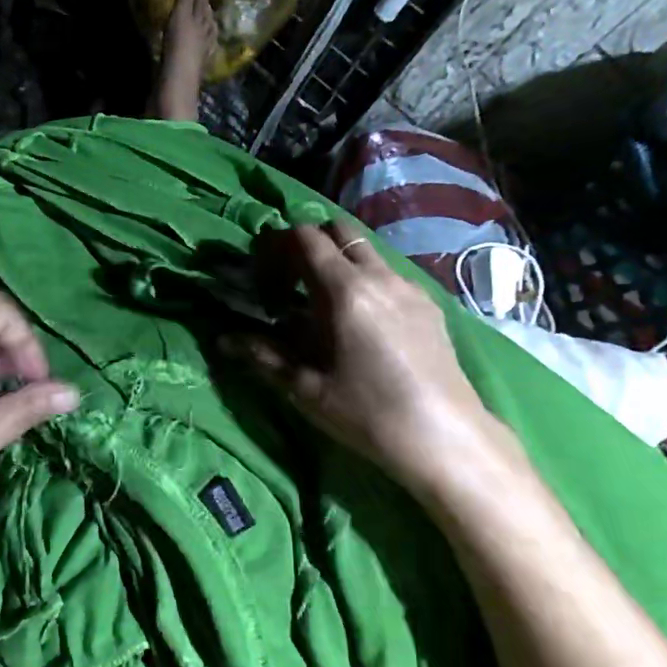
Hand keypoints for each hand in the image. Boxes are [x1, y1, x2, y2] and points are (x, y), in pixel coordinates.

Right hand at [229, 223, 508, 493]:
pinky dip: (366, 279)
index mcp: (344, 290)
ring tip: (324, 303)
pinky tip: (362, 320)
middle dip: (309, 243)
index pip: (306, 238)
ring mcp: (409, 287)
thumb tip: (222, 339)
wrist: (444, 436)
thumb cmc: (367, 413)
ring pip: (367, 251)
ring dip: (339, 261)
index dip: (277, 244)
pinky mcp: (429, 304)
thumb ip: (262, 356)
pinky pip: (389, 273)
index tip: (263, 273)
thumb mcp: (306, 388)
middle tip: (291, 281)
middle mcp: (379, 276)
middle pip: (339, 230)